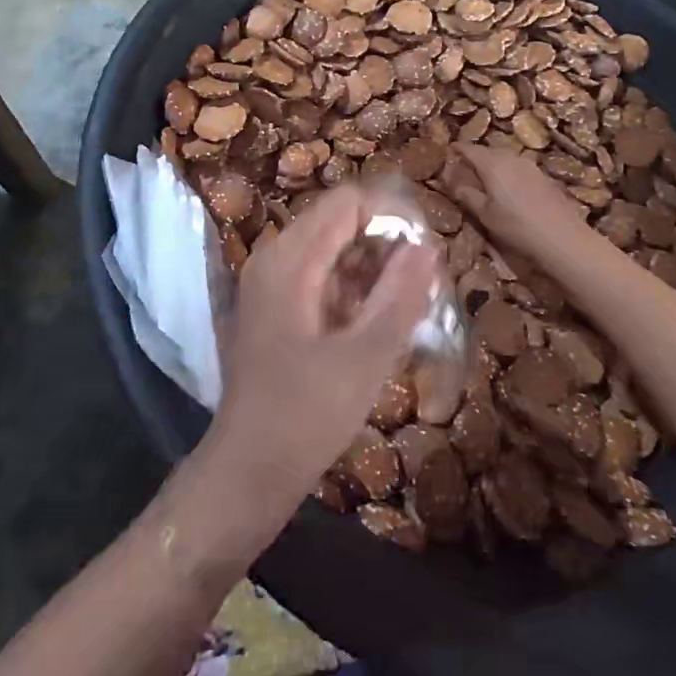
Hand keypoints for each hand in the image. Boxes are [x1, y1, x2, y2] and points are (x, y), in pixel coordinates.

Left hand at [211, 184, 437, 488]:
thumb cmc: (307, 416)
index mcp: (289, 262)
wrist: (249, 472)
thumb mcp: (366, 357)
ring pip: (333, 250)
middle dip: (386, 244)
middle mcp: (274, 260)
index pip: (347, 202)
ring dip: (374, 269)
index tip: (426, 254)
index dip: (392, 216)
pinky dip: (355, 290)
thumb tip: (427, 246)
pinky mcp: (277, 309)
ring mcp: (271, 285)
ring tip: (410, 308)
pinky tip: (380, 324)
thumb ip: (399, 295)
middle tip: (423, 286)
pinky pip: (323, 278)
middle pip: (339, 222)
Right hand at [448, 143, 595, 261]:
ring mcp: (530, 166)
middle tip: (466, 166)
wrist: (560, 235)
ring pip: (506, 158)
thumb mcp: (486, 215)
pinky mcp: (543, 176)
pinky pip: (519, 167)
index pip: (471, 149)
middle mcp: (511, 158)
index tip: (450, 149)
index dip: (459, 148)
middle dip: (477, 156)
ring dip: (494, 164)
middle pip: (490, 151)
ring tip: (486, 177)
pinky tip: (508, 187)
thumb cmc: (516, 225)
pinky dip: (508, 171)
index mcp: (493, 165)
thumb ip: (469, 197)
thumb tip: (457, 186)